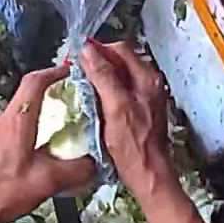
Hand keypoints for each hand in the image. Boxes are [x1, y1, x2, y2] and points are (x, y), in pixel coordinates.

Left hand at [0, 63, 96, 222]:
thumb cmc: (7, 190)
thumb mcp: (48, 180)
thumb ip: (78, 169)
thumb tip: (99, 161)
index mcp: (19, 119)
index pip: (36, 81)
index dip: (56, 71)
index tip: (77, 72)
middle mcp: (9, 118)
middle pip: (31, 88)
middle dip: (55, 84)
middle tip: (79, 90)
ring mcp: (3, 129)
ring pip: (27, 103)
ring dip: (48, 101)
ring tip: (72, 109)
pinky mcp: (2, 142)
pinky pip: (24, 119)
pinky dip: (42, 117)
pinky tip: (55, 134)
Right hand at [79, 41, 173, 193]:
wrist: (147, 173)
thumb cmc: (132, 144)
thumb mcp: (115, 106)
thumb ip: (103, 76)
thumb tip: (87, 51)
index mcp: (146, 78)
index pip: (120, 49)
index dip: (98, 49)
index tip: (77, 56)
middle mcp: (148, 83)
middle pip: (119, 60)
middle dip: (97, 61)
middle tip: (75, 69)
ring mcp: (143, 95)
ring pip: (118, 75)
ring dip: (99, 75)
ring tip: (80, 82)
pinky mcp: (137, 108)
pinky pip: (119, 89)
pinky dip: (104, 89)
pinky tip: (91, 98)